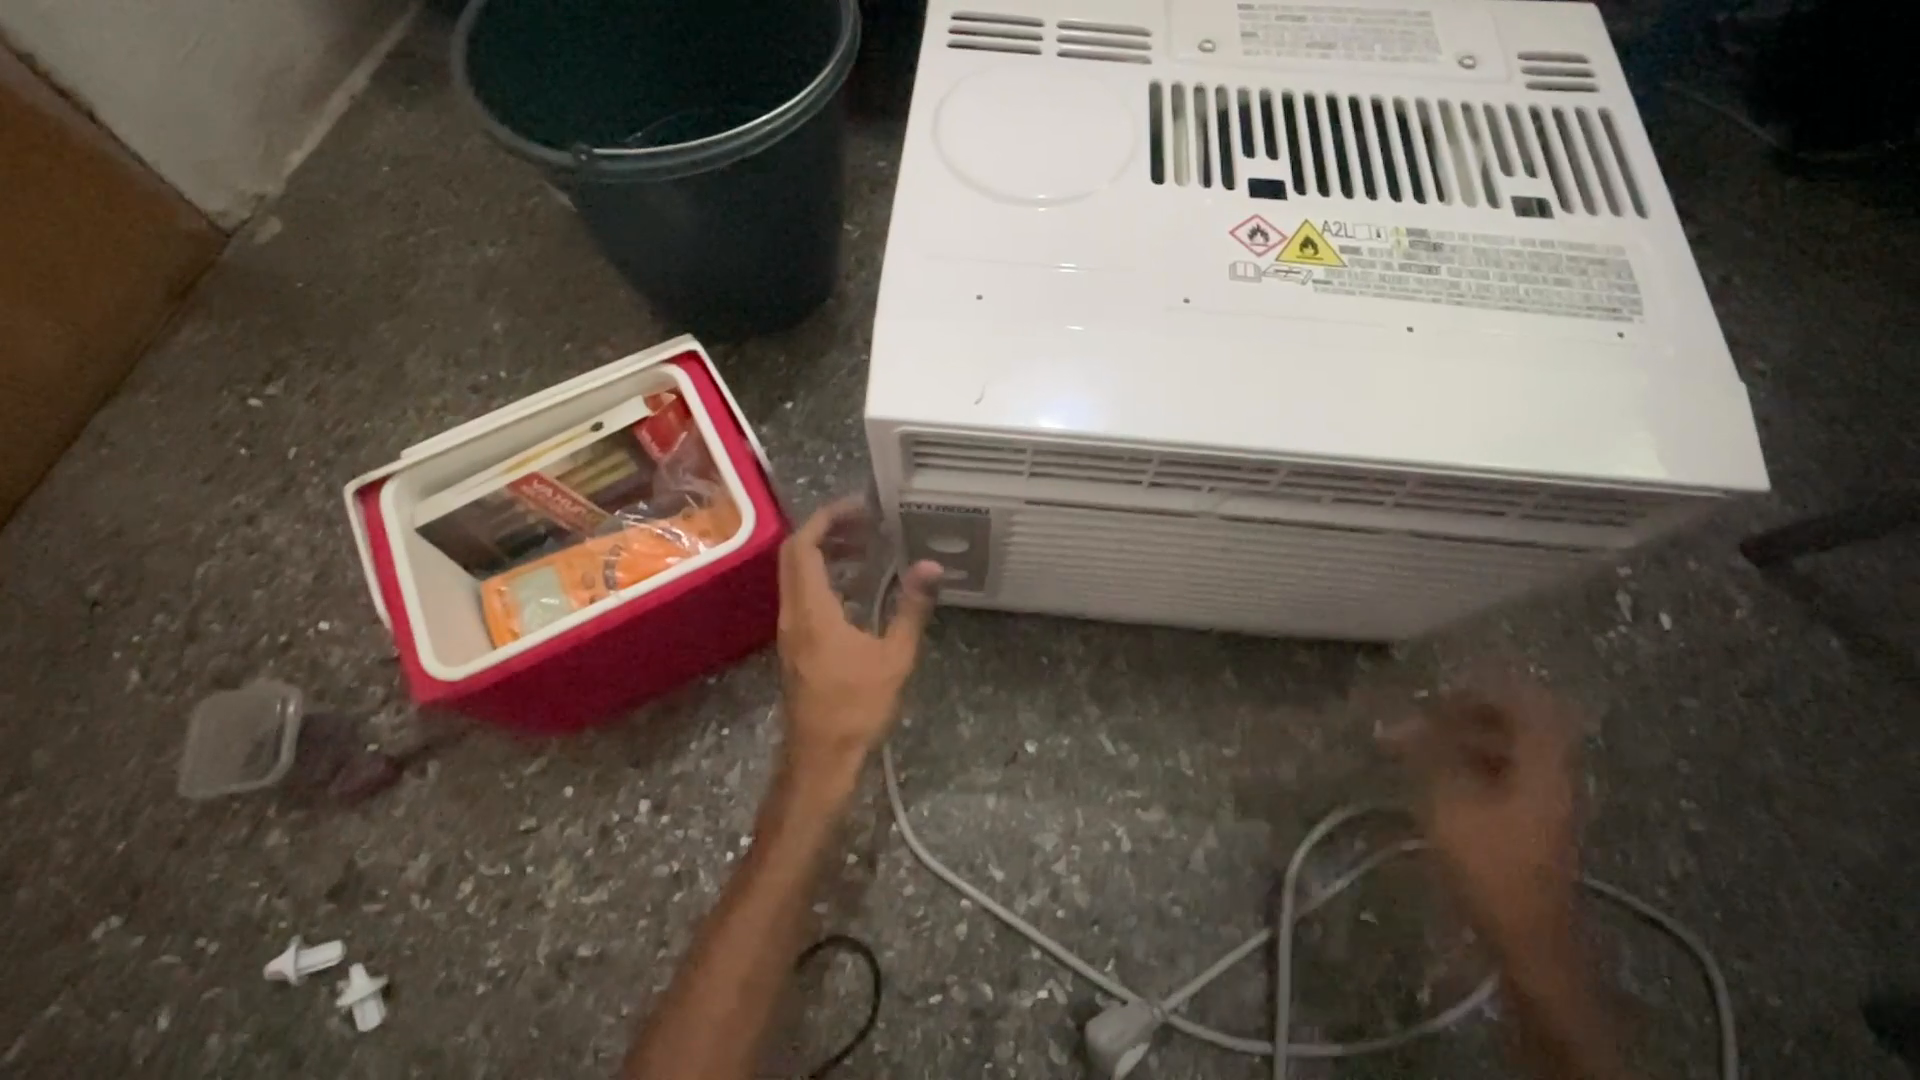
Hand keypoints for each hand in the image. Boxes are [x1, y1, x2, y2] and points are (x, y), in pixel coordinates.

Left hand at [776, 498, 941, 780]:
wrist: (820, 758)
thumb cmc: (856, 707)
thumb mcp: (894, 657)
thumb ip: (911, 608)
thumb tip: (932, 567)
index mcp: (811, 609)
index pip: (804, 545)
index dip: (828, 518)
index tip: (860, 507)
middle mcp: (792, 613)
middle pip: (796, 555)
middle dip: (828, 531)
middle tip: (868, 524)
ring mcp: (790, 631)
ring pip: (797, 577)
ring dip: (827, 556)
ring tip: (869, 551)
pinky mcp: (795, 646)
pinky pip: (804, 597)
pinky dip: (827, 581)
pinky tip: (860, 593)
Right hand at [1383, 675, 1582, 953]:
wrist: (1528, 938)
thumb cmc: (1491, 864)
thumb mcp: (1450, 802)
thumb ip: (1429, 755)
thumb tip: (1401, 721)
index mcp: (1545, 765)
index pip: (1528, 705)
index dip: (1488, 689)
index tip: (1445, 685)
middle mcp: (1554, 778)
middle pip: (1520, 728)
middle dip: (1471, 714)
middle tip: (1425, 712)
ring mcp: (1547, 805)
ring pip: (1509, 755)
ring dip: (1468, 741)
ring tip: (1420, 742)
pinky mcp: (1532, 828)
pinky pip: (1504, 779)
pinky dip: (1471, 767)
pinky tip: (1437, 777)